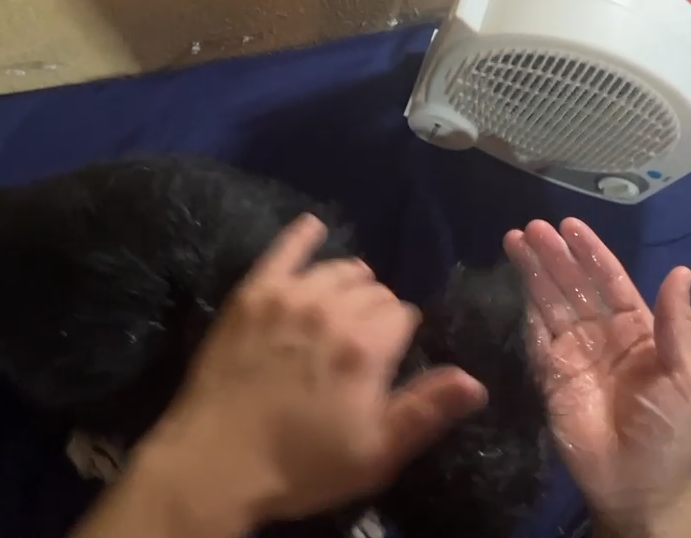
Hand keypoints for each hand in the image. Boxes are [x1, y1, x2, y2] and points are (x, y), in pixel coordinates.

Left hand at [138, 214, 487, 526]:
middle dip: (376, 308)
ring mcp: (290, 294)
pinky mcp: (254, 291)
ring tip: (343, 302)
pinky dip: (301, 235)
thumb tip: (475, 380)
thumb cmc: (301, 465)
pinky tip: (312, 225)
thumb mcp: (375, 453)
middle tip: (362, 339)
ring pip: (336, 269)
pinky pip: (283, 250)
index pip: (402, 313)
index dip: (401, 332)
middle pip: (371, 289)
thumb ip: (427, 410)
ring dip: (348, 281)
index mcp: (366, 346)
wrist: (215, 463)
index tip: (390, 354)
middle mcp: (332, 308)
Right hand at [504, 219, 690, 537]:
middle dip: (554, 254)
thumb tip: (681, 270)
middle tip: (533, 227)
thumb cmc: (669, 430)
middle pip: (573, 283)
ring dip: (533, 270)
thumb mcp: (687, 377)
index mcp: (637, 329)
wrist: (636, 488)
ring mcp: (572, 350)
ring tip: (514, 239)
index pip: (609, 280)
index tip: (570, 225)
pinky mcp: (548, 372)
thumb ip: (676, 324)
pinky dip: (524, 304)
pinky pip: (534, 332)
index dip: (590, 252)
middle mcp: (601, 332)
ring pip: (549, 300)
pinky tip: (513, 280)